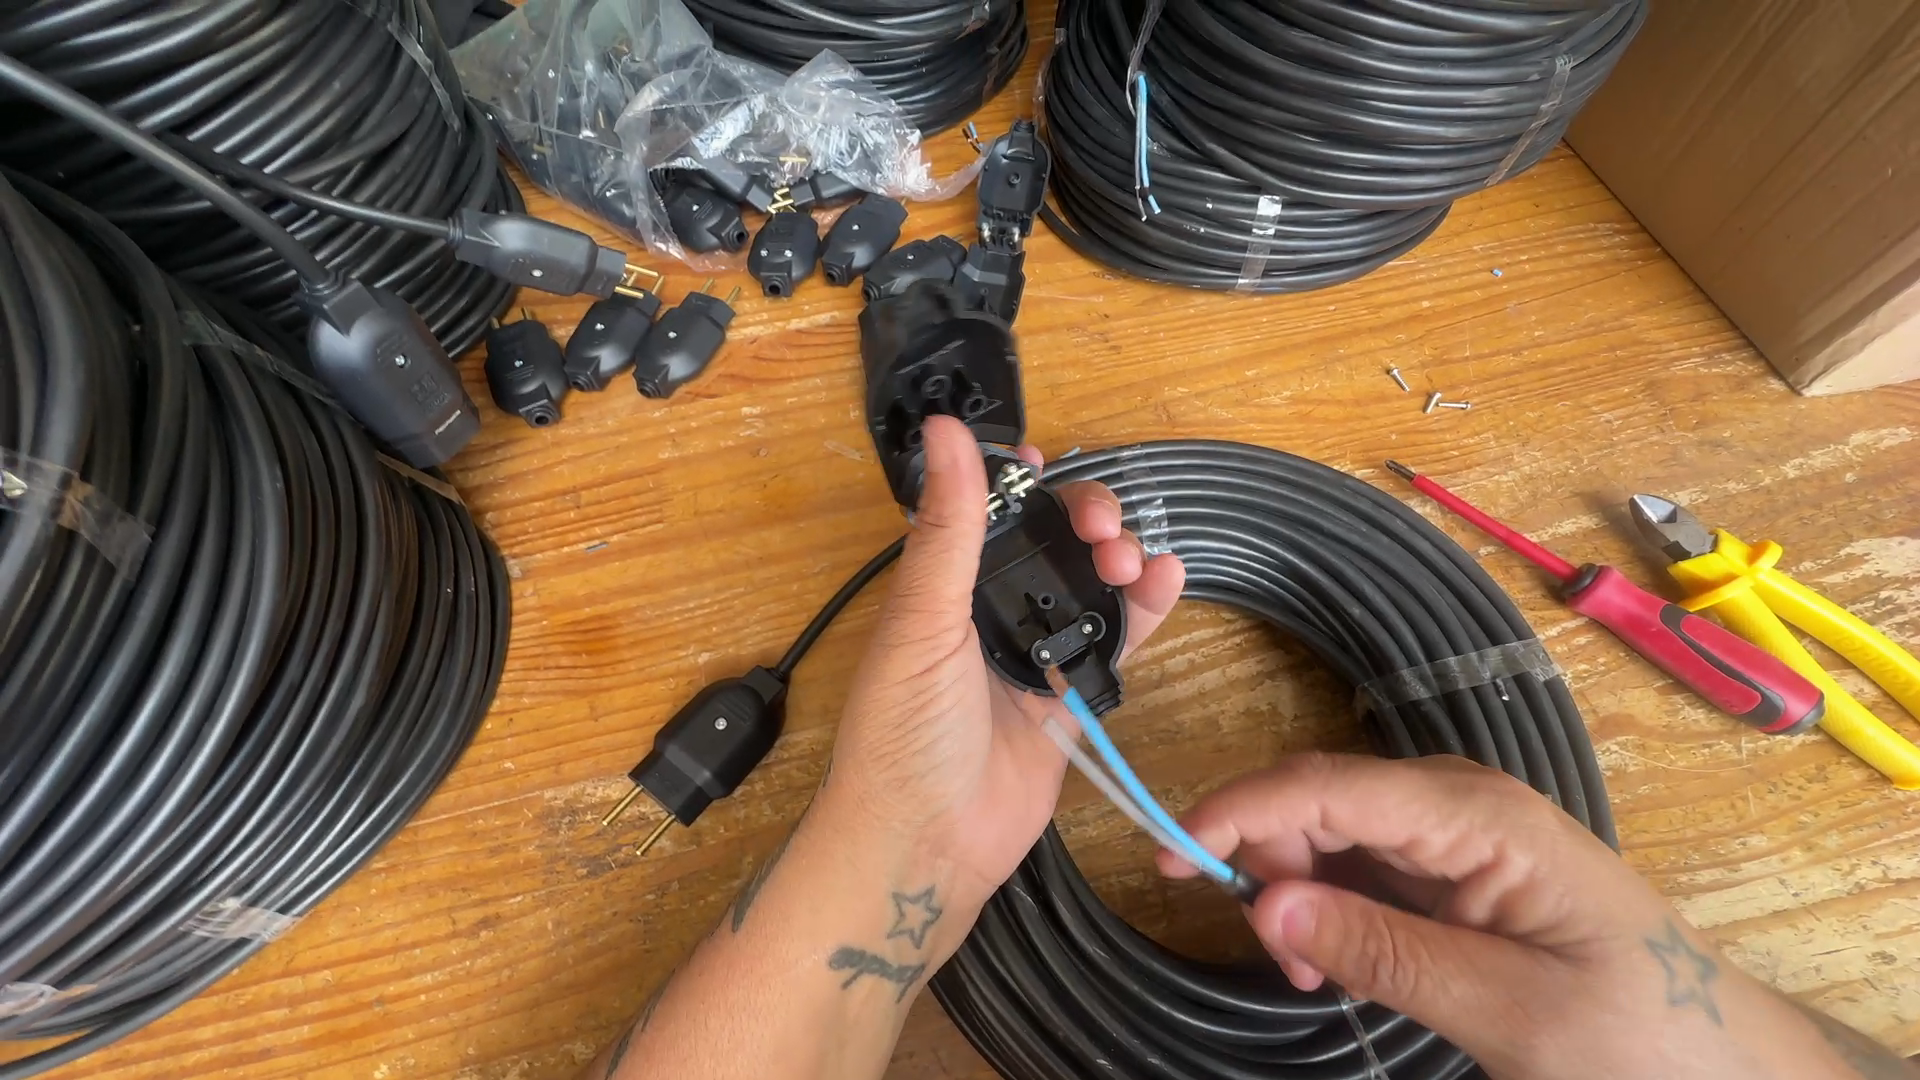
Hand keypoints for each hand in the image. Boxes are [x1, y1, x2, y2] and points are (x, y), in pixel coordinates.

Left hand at [822, 416, 1183, 907]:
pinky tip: (1167, 580)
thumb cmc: (905, 727)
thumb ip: (947, 528)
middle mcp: (990, 609)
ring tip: (1133, 559)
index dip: (1018, 481)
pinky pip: (1115, 638)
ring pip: (1090, 583)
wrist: (930, 839)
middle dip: (1083, 520)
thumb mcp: (923, 619)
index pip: (987, 511)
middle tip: (1102, 530)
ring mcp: (1036, 650)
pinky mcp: (1073, 691)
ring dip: (1119, 557)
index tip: (1044, 459)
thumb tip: (943, 430)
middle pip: (1050, 542)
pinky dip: (1145, 609)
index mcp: (944, 582)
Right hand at [1159, 753, 1879, 1079]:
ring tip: (1310, 970)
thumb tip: (1264, 905)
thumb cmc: (1645, 1041)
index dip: (1239, 810)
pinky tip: (1332, 954)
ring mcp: (1440, 827)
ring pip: (1320, 829)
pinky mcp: (1436, 860)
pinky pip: (1347, 861)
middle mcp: (1446, 799)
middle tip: (1276, 955)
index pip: (1324, 786)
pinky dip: (1319, 903)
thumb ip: (1381, 951)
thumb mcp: (1513, 1014)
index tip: (1172, 851)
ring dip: (1292, 889)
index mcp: (1472, 812)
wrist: (1734, 1071)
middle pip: (1313, 800)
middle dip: (1269, 862)